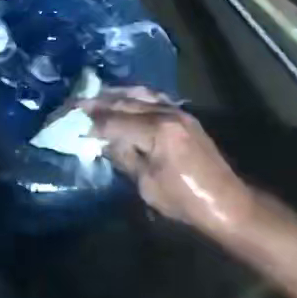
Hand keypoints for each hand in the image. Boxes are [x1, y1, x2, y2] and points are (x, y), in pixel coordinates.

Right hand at [88, 90, 255, 236]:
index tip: (69, 121)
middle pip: (125, 102)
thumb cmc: (185, 201)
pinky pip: (153, 98)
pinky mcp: (184, 116)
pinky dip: (134, 96)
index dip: (91, 123)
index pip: (115, 121)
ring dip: (115, 94)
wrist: (227, 202)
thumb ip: (124, 157)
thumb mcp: (147, 185)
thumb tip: (103, 141)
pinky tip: (121, 99)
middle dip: (97, 103)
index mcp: (158, 131)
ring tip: (93, 96)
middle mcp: (167, 113)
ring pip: (139, 94)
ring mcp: (178, 111)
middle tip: (73, 103)